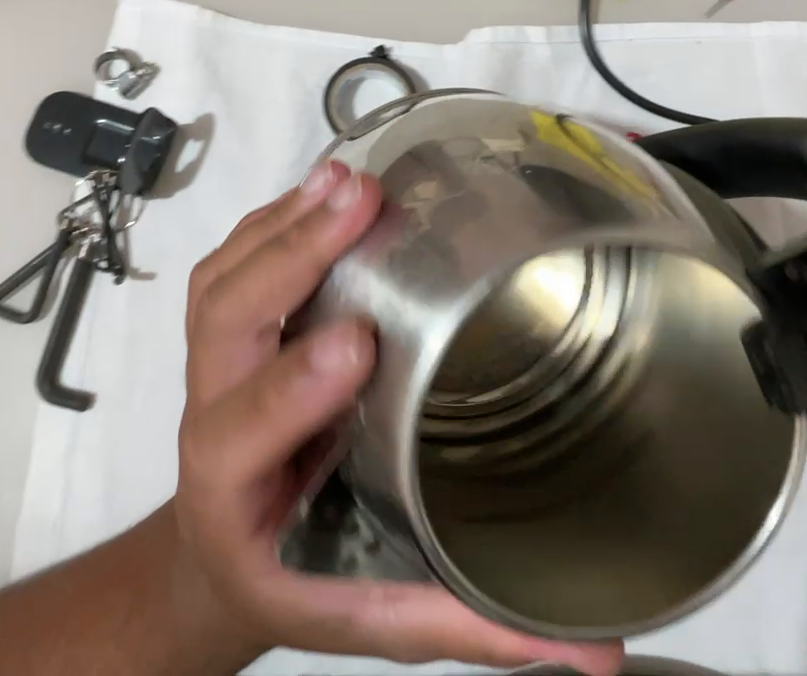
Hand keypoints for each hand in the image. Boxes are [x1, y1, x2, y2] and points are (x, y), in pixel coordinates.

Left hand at [174, 160, 624, 673]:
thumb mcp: (372, 617)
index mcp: (236, 491)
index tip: (358, 338)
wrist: (214, 551)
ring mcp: (213, 363)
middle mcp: (210, 414)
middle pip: (226, 318)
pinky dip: (273, 218)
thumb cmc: (290, 578)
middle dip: (291, 256)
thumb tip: (596, 657)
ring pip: (224, 278)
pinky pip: (231, 263)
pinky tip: (320, 187)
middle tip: (360, 203)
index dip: (293, 384)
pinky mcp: (227, 331)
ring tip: (347, 179)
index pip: (245, 430)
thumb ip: (473, 624)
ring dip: (284, 222)